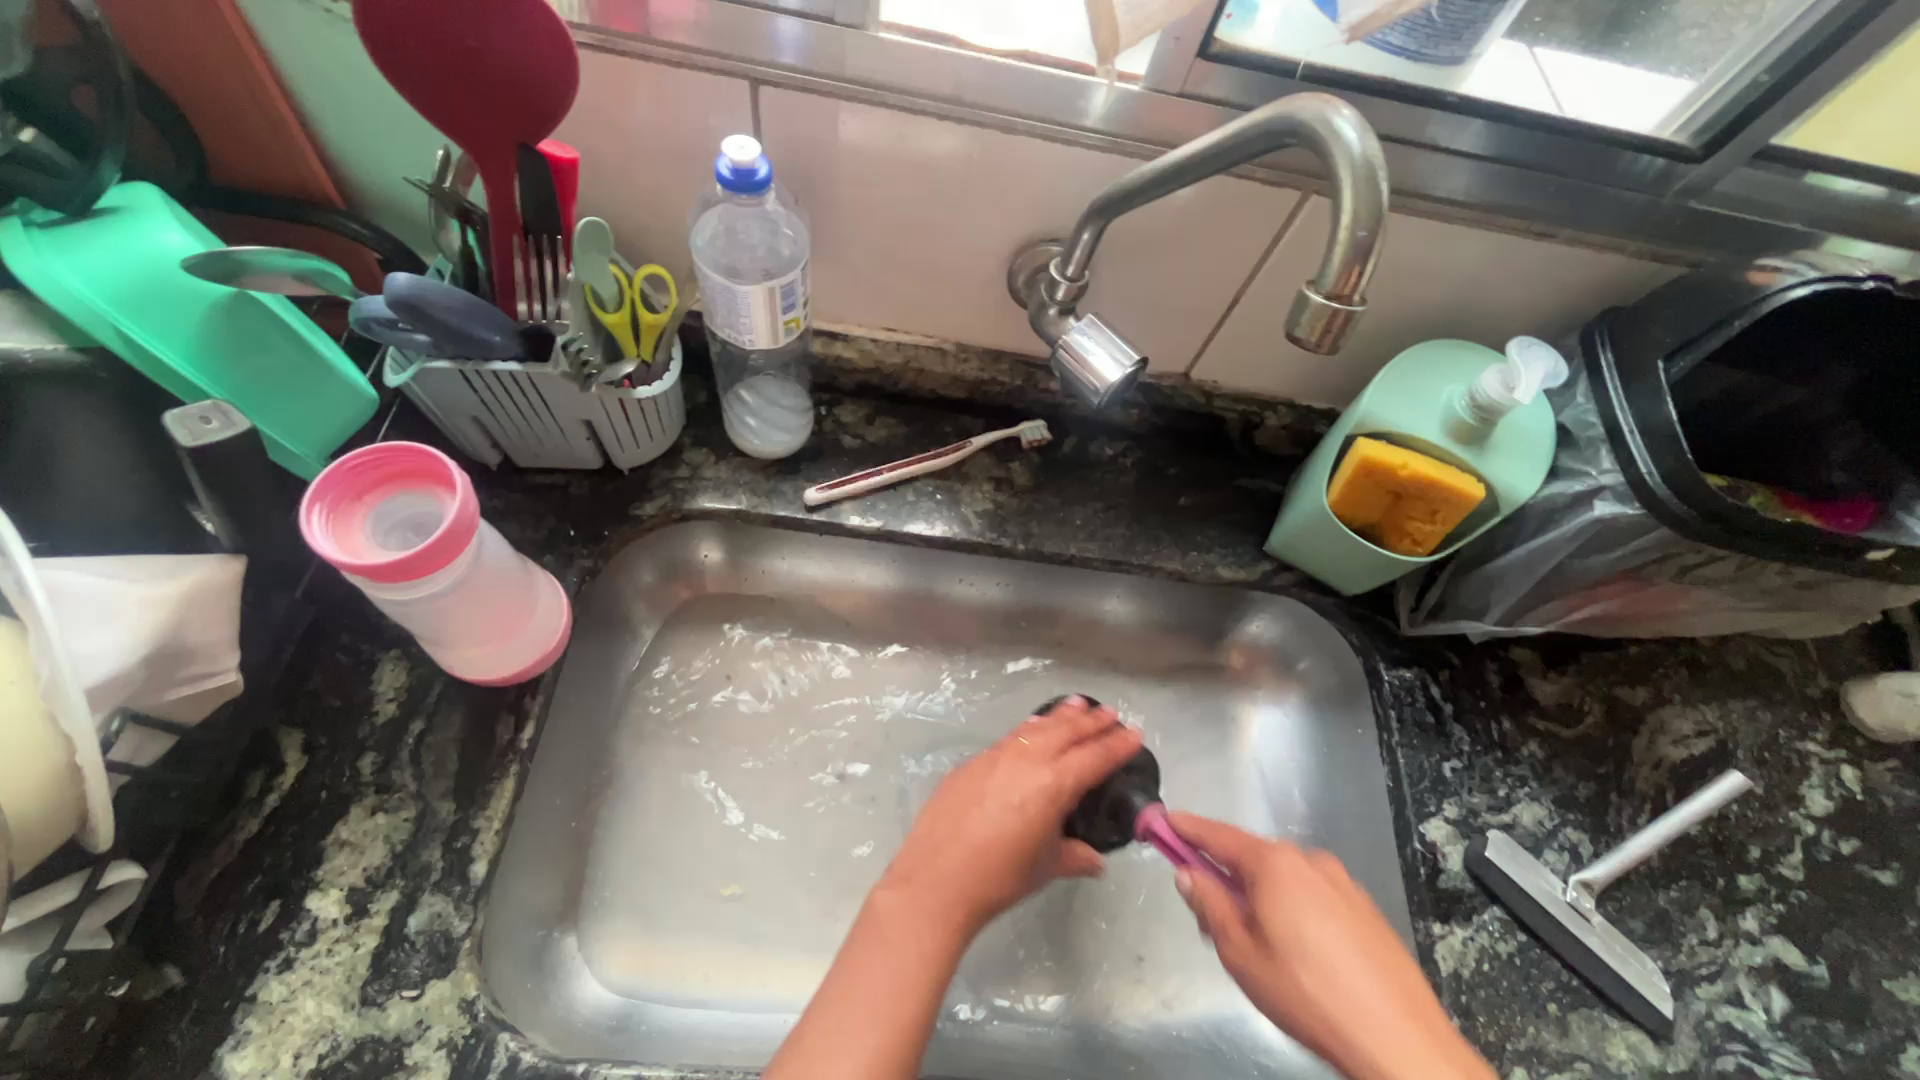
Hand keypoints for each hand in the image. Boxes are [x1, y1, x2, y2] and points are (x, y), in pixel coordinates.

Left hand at [879, 696, 1143, 935]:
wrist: (936, 880)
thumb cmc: (1000, 878)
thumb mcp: (1046, 867)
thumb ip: (1075, 857)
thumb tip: (1095, 861)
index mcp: (1053, 785)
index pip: (1094, 758)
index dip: (1117, 745)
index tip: (1134, 733)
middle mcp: (1027, 762)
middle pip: (1066, 733)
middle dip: (1091, 722)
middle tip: (1110, 713)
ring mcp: (996, 758)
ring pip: (1036, 729)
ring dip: (1059, 717)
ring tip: (1077, 705)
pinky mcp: (972, 764)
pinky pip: (1010, 738)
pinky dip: (1029, 730)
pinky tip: (1032, 730)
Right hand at [1170, 814, 1494, 1079]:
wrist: (1398, 1039)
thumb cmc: (1306, 993)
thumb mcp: (1239, 952)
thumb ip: (1209, 904)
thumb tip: (1188, 873)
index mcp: (1274, 864)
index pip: (1217, 835)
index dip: (1185, 829)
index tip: (1161, 821)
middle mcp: (1310, 861)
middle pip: (1252, 857)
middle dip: (1226, 878)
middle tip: (1211, 920)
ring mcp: (1343, 883)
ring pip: (1285, 880)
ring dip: (1261, 897)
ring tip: (1260, 949)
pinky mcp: (1366, 909)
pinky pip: (1314, 897)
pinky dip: (1294, 910)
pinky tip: (1301, 956)